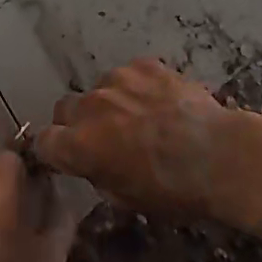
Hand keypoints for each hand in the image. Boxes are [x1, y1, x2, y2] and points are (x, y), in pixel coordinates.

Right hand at [32, 58, 237, 219]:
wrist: (217, 154)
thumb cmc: (172, 189)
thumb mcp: (124, 197)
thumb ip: (97, 172)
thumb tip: (93, 160)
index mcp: (79, 144)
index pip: (44, 141)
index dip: (54, 150)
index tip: (66, 156)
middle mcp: (90, 106)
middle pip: (66, 108)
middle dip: (78, 122)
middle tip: (104, 137)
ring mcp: (118, 79)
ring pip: (100, 88)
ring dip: (111, 102)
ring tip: (141, 117)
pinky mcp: (145, 64)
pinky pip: (131, 74)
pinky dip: (139, 87)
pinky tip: (161, 102)